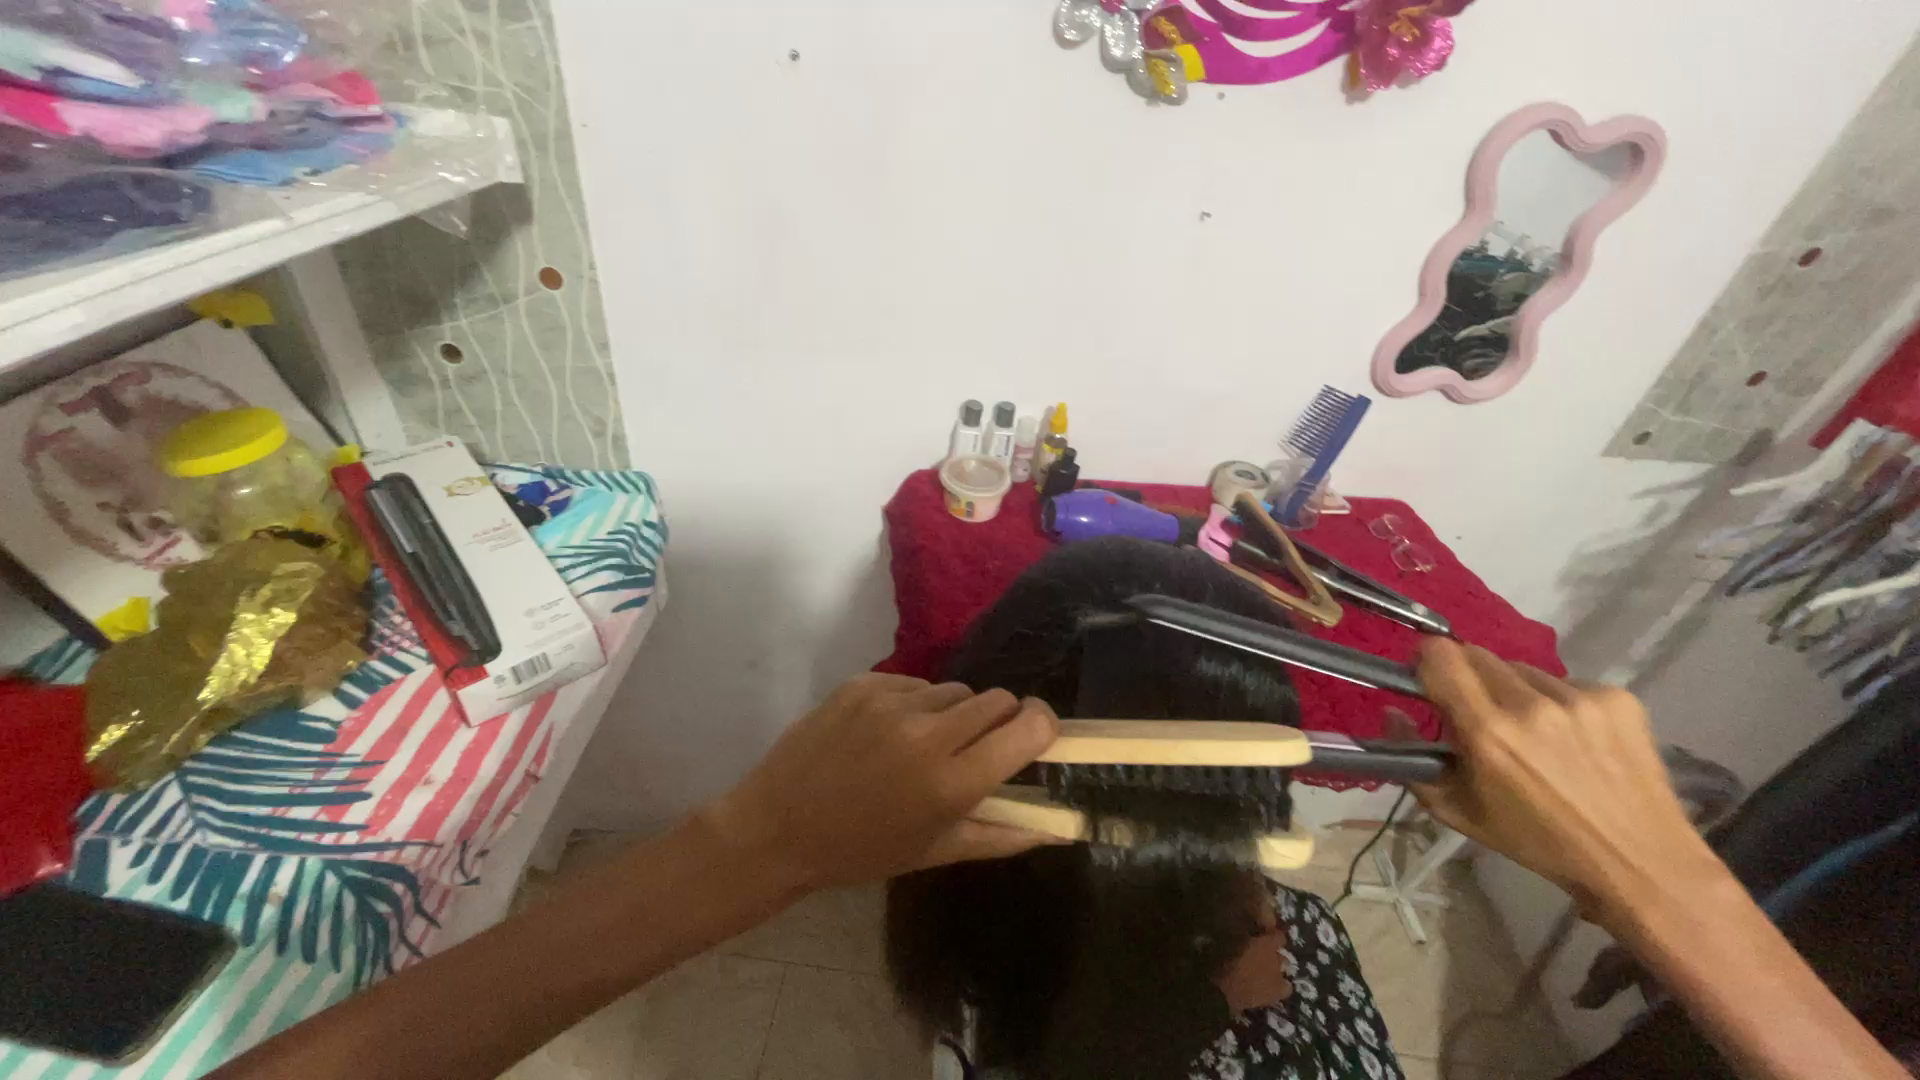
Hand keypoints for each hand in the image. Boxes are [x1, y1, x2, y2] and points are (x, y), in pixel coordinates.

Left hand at [700, 674, 1060, 891]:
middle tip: (974, 747)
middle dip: (999, 720)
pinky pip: (914, 684)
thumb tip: (1059, 830)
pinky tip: (887, 734)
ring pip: (955, 690)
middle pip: (998, 700)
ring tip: (922, 744)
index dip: (1042, 726)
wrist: (777, 828)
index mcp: (952, 783)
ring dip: (953, 713)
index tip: (1035, 735)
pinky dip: (914, 704)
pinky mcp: (864, 684)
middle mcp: (928, 734)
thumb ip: (1004, 835)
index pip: (1028, 728)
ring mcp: (892, 703)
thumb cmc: (862, 851)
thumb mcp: (937, 851)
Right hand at [1409, 639, 1719, 928]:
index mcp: (1488, 731)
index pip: (1441, 656)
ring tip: (1531, 730)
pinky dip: (1557, 702)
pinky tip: (1571, 737)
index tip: (1425, 676)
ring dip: (1513, 690)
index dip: (1426, 659)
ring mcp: (1579, 698)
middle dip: (1467, 677)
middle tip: (1476, 710)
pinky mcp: (1618, 698)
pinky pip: (1566, 682)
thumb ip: (1412, 758)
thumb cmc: (1536, 841)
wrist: (1639, 862)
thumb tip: (1392, 711)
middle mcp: (1531, 704)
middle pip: (1477, 655)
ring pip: (1521, 669)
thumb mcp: (1457, 810)